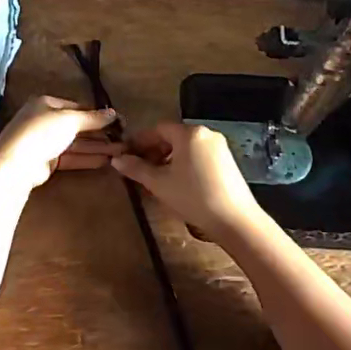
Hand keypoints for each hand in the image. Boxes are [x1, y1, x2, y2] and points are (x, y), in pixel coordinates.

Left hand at [0, 96, 123, 191]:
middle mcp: (45, 120)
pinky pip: (71, 157)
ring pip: (76, 143)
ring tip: (121, 152)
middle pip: (78, 126)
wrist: (16, 164)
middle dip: (100, 133)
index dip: (98, 114)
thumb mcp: (70, 120)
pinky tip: (106, 161)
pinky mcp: (46, 161)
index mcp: (47, 103)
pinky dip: (87, 158)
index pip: (77, 107)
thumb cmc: (42, 132)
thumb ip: (93, 117)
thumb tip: (113, 113)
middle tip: (123, 139)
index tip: (118, 122)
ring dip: (98, 147)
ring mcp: (45, 142)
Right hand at [112, 122, 268, 240]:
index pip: (157, 129)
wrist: (234, 219)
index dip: (139, 141)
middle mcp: (206, 134)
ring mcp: (219, 147)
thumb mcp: (159, 183)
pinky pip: (198, 155)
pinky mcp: (227, 161)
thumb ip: (136, 168)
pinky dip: (183, 163)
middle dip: (153, 150)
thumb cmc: (193, 196)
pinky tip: (177, 182)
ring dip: (168, 158)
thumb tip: (116, 159)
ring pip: (186, 147)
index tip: (126, 155)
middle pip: (172, 136)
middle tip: (139, 169)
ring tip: (156, 178)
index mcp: (189, 133)